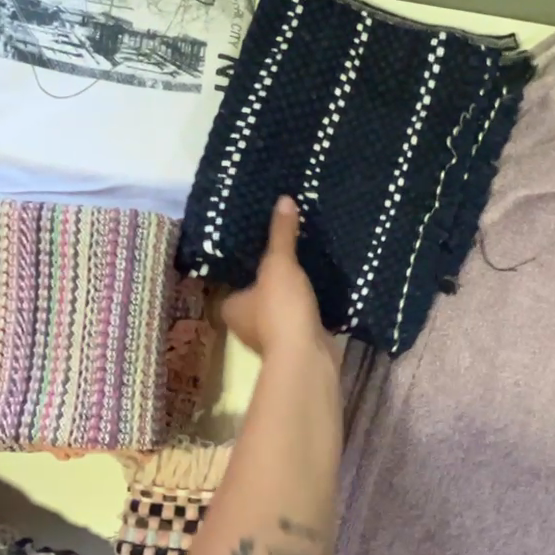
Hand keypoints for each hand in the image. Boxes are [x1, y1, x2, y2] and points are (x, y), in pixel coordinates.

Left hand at [220, 196, 332, 361]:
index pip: (235, 279)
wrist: (306, 355)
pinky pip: (302, 318)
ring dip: (294, 295)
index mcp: (230, 306)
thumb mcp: (279, 264)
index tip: (266, 247)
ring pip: (282, 307)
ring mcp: (272, 337)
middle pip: (260, 293)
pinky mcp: (297, 343)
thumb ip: (281, 234)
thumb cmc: (281, 309)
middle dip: (275, 280)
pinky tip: (324, 291)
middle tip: (292, 253)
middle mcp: (245, 324)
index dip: (249, 265)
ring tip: (311, 268)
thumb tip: (284, 199)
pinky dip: (310, 309)